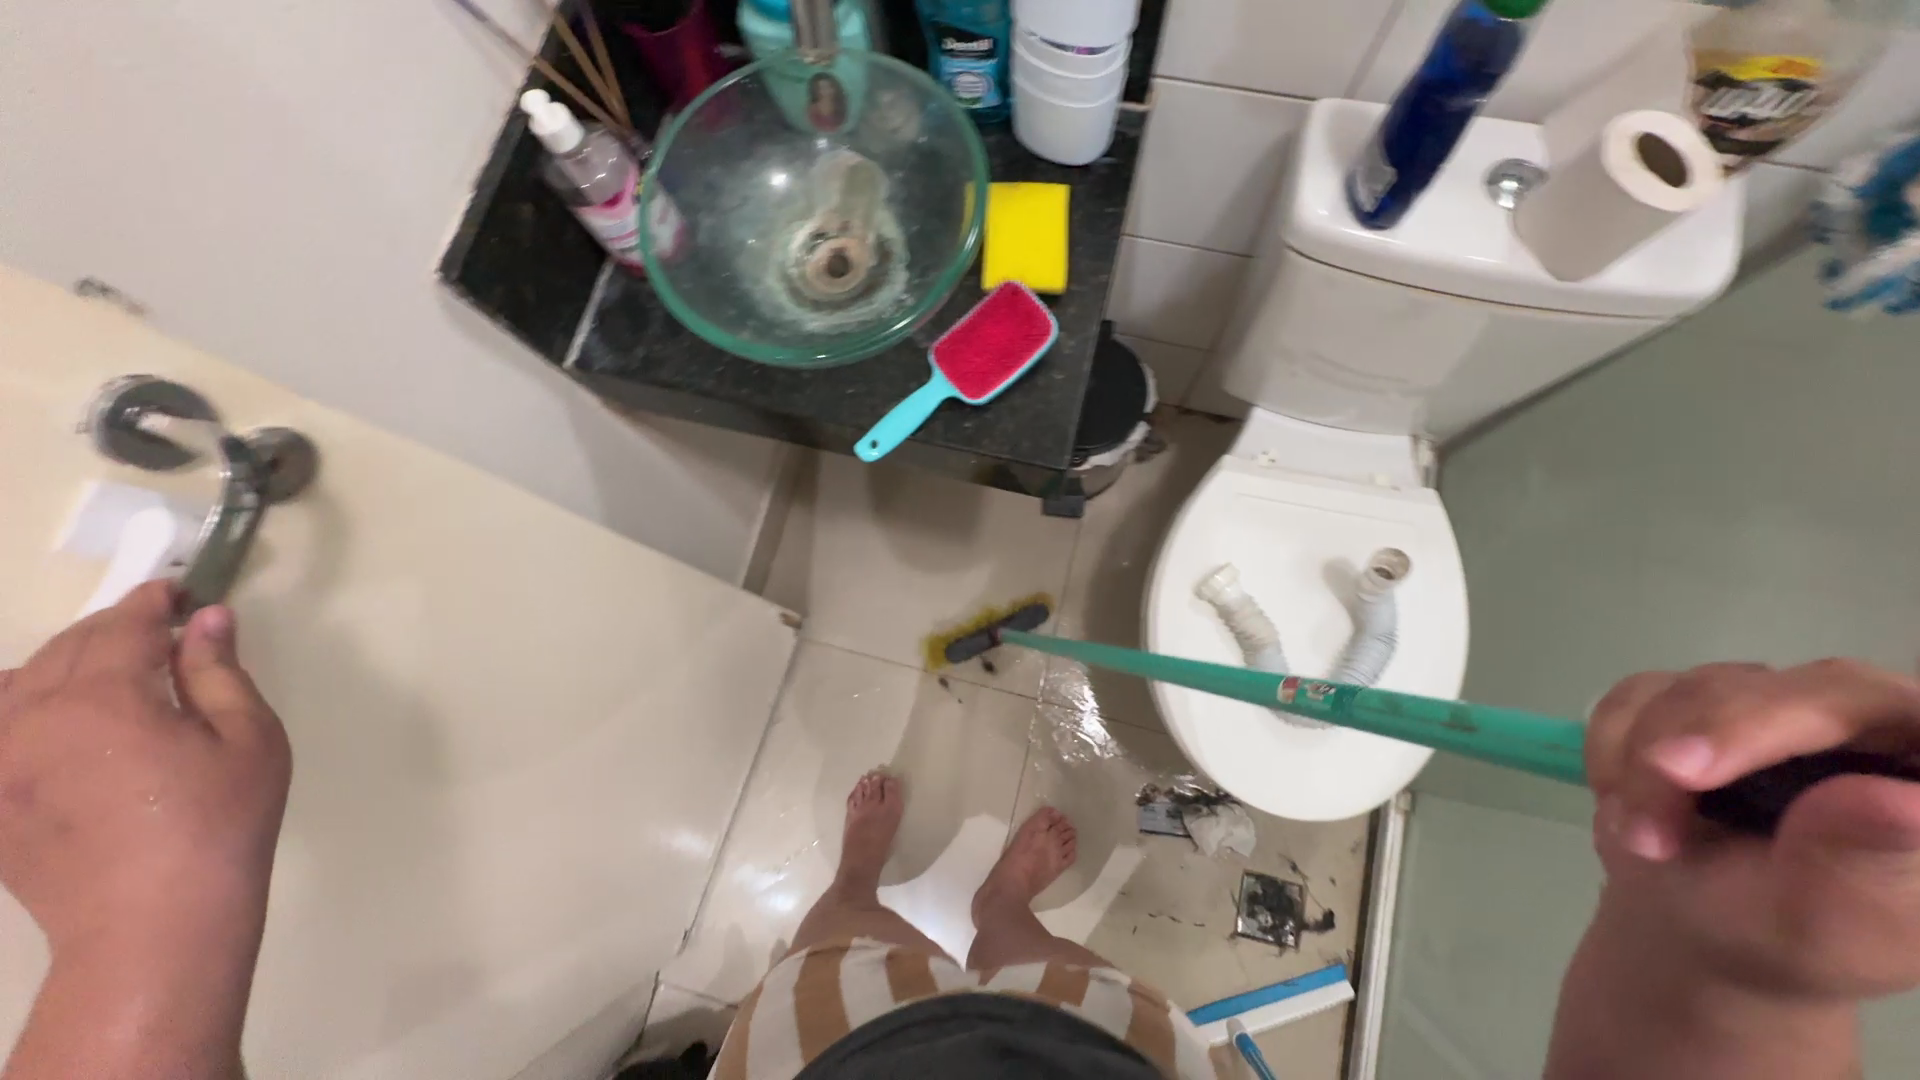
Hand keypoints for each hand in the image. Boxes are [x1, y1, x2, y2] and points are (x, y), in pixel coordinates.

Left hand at [0, 581, 290, 961]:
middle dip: (112, 630)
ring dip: (59, 665)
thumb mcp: (248, 736)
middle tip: (162, 630)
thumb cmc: (221, 818)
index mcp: (101, 700)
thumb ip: (218, 671)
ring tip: (106, 674)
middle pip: (62, 651)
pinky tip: (56, 720)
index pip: (121, 628)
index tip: (181, 590)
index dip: (152, 602)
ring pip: (12, 686)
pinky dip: (19, 707)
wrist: (154, 916)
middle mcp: (28, 721)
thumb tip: (207, 619)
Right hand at [1587, 659, 1919, 1002]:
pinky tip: (1623, 798)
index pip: (1891, 709)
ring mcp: (1769, 700)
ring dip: (1639, 764)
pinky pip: (1635, 694)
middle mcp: (1861, 721)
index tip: (1687, 772)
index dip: (1792, 719)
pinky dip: (1610, 746)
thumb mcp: (1832, 926)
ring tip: (1641, 838)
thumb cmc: (1784, 940)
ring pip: (1689, 691)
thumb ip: (1861, 865)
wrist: (1701, 924)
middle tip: (1642, 826)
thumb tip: (1899, 804)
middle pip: (1774, 691)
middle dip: (1688, 755)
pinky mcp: (1693, 695)